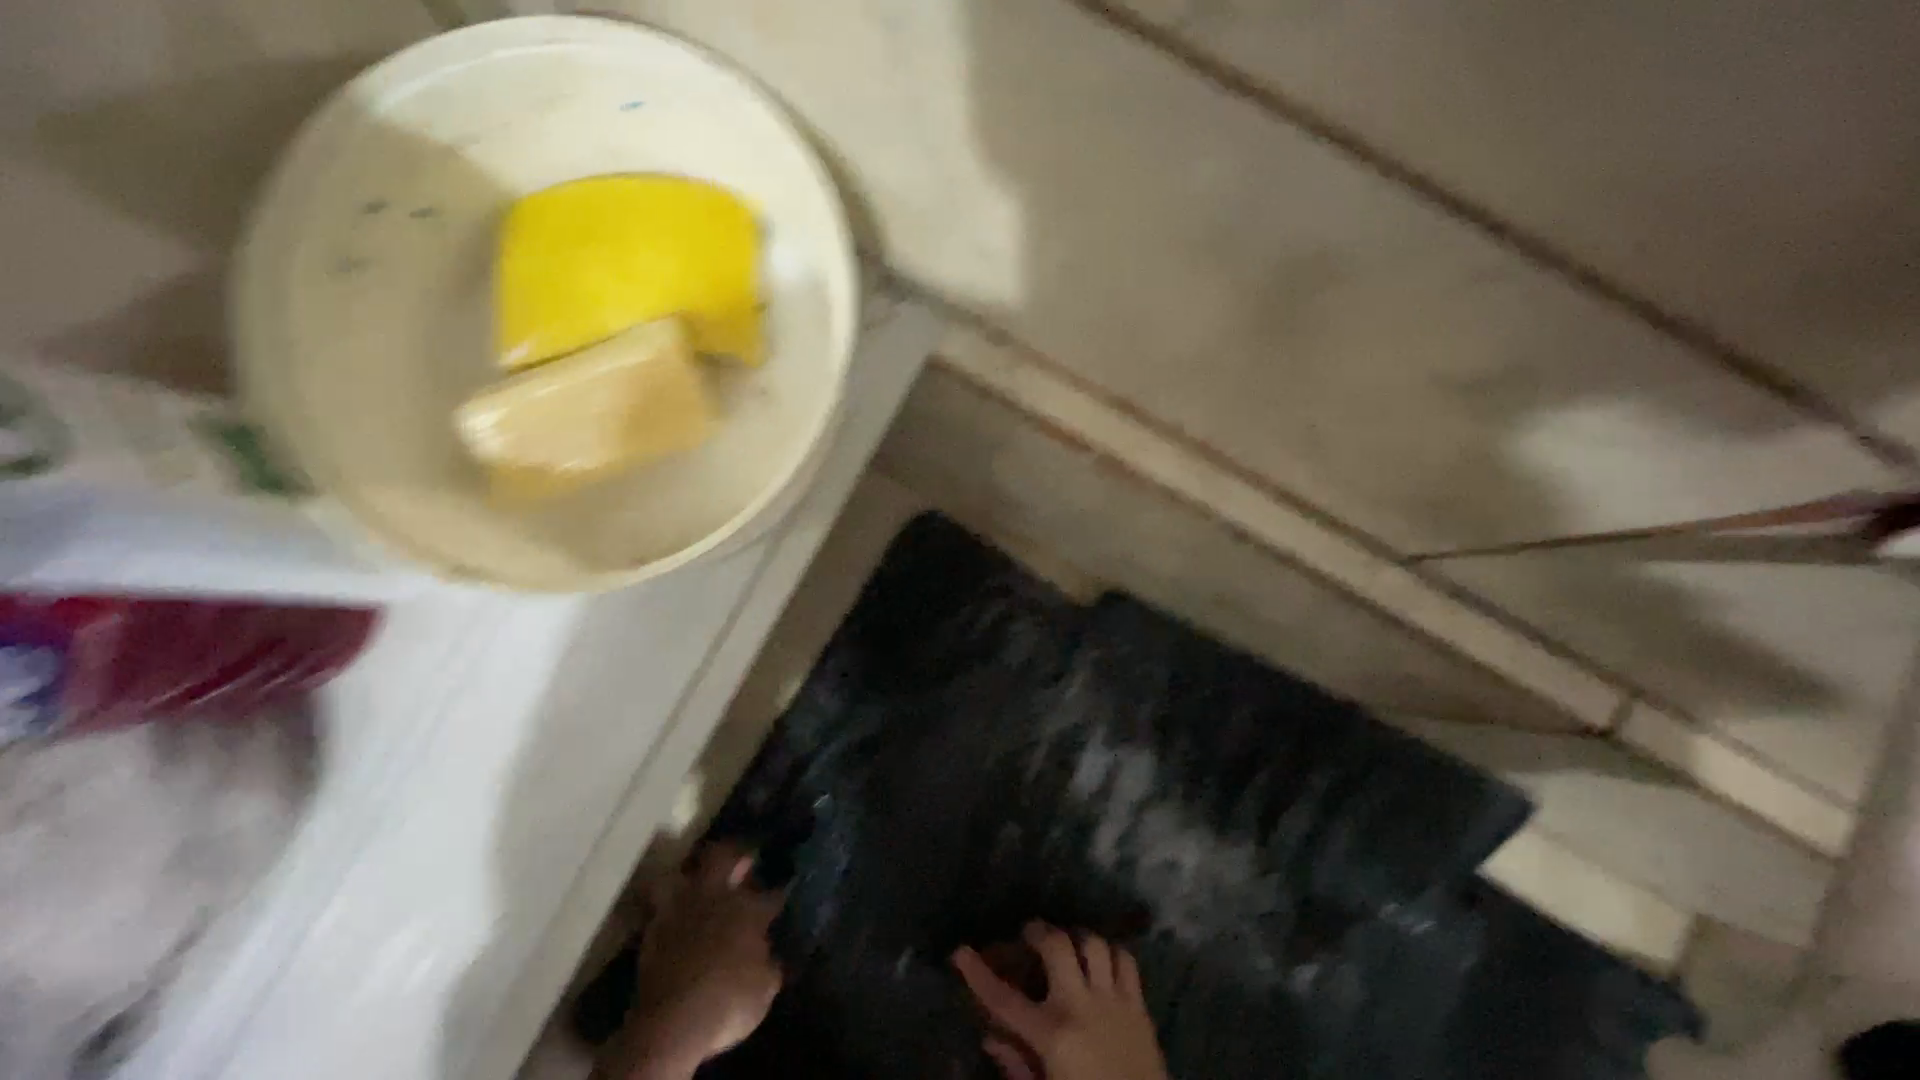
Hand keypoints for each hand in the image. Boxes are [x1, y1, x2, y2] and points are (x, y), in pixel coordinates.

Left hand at [612, 844, 783, 1078]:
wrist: (672, 1024)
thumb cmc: (729, 1004)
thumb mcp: (765, 989)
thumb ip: (769, 963)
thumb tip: (769, 953)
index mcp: (748, 909)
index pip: (772, 893)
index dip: (780, 892)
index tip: (785, 891)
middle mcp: (714, 898)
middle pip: (724, 856)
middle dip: (736, 853)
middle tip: (744, 858)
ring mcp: (680, 910)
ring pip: (682, 873)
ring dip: (692, 875)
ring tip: (700, 882)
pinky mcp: (653, 929)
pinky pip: (660, 906)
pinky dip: (669, 907)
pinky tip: (676, 916)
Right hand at [953, 923, 1169, 1079]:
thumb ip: (1016, 1065)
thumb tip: (991, 1038)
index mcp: (1052, 1035)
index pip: (1004, 999)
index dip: (977, 974)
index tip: (960, 952)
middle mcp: (1080, 1006)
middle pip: (1058, 946)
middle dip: (1038, 932)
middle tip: (1028, 934)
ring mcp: (1113, 1001)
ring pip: (1094, 944)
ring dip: (1076, 938)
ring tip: (1067, 944)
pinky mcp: (1138, 1004)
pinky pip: (1126, 960)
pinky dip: (1111, 952)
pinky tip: (1100, 960)